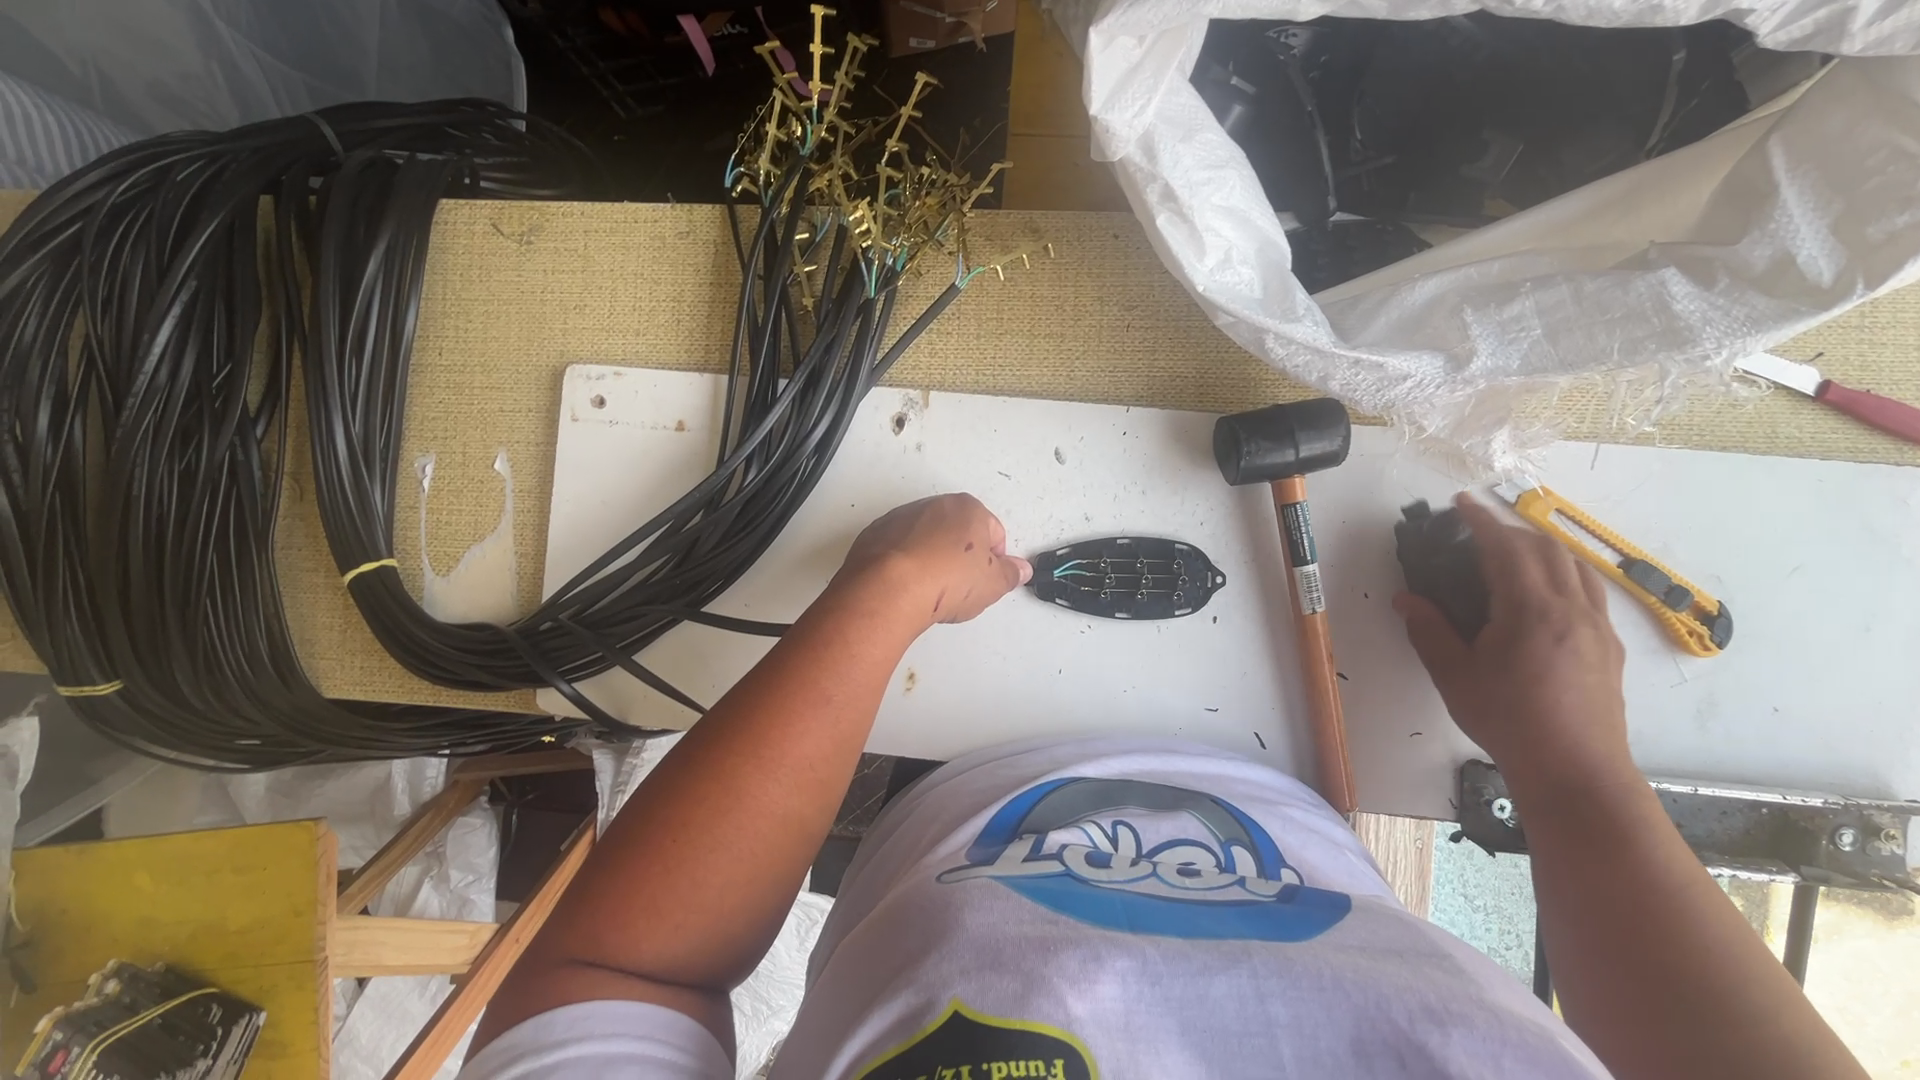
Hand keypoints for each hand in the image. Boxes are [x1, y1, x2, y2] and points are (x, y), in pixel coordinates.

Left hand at [834, 494, 1031, 627]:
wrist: (889, 589)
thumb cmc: (945, 579)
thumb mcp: (993, 584)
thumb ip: (1011, 574)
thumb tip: (1019, 570)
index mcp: (968, 508)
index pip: (993, 532)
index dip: (995, 560)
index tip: (987, 580)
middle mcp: (933, 505)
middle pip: (957, 531)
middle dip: (961, 557)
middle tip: (960, 587)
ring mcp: (900, 518)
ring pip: (925, 539)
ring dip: (931, 559)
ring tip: (930, 591)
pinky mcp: (874, 535)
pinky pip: (897, 549)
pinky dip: (903, 564)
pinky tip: (907, 588)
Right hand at [1392, 492, 1634, 796]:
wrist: (1576, 769)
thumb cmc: (1508, 721)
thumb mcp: (1454, 676)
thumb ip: (1429, 632)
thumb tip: (1406, 600)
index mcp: (1532, 610)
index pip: (1507, 548)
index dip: (1482, 522)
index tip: (1462, 504)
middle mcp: (1572, 608)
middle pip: (1547, 549)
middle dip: (1512, 531)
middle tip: (1480, 531)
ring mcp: (1598, 627)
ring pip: (1576, 567)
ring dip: (1543, 549)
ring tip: (1515, 554)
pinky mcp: (1609, 647)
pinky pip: (1590, 592)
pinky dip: (1565, 574)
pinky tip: (1547, 594)